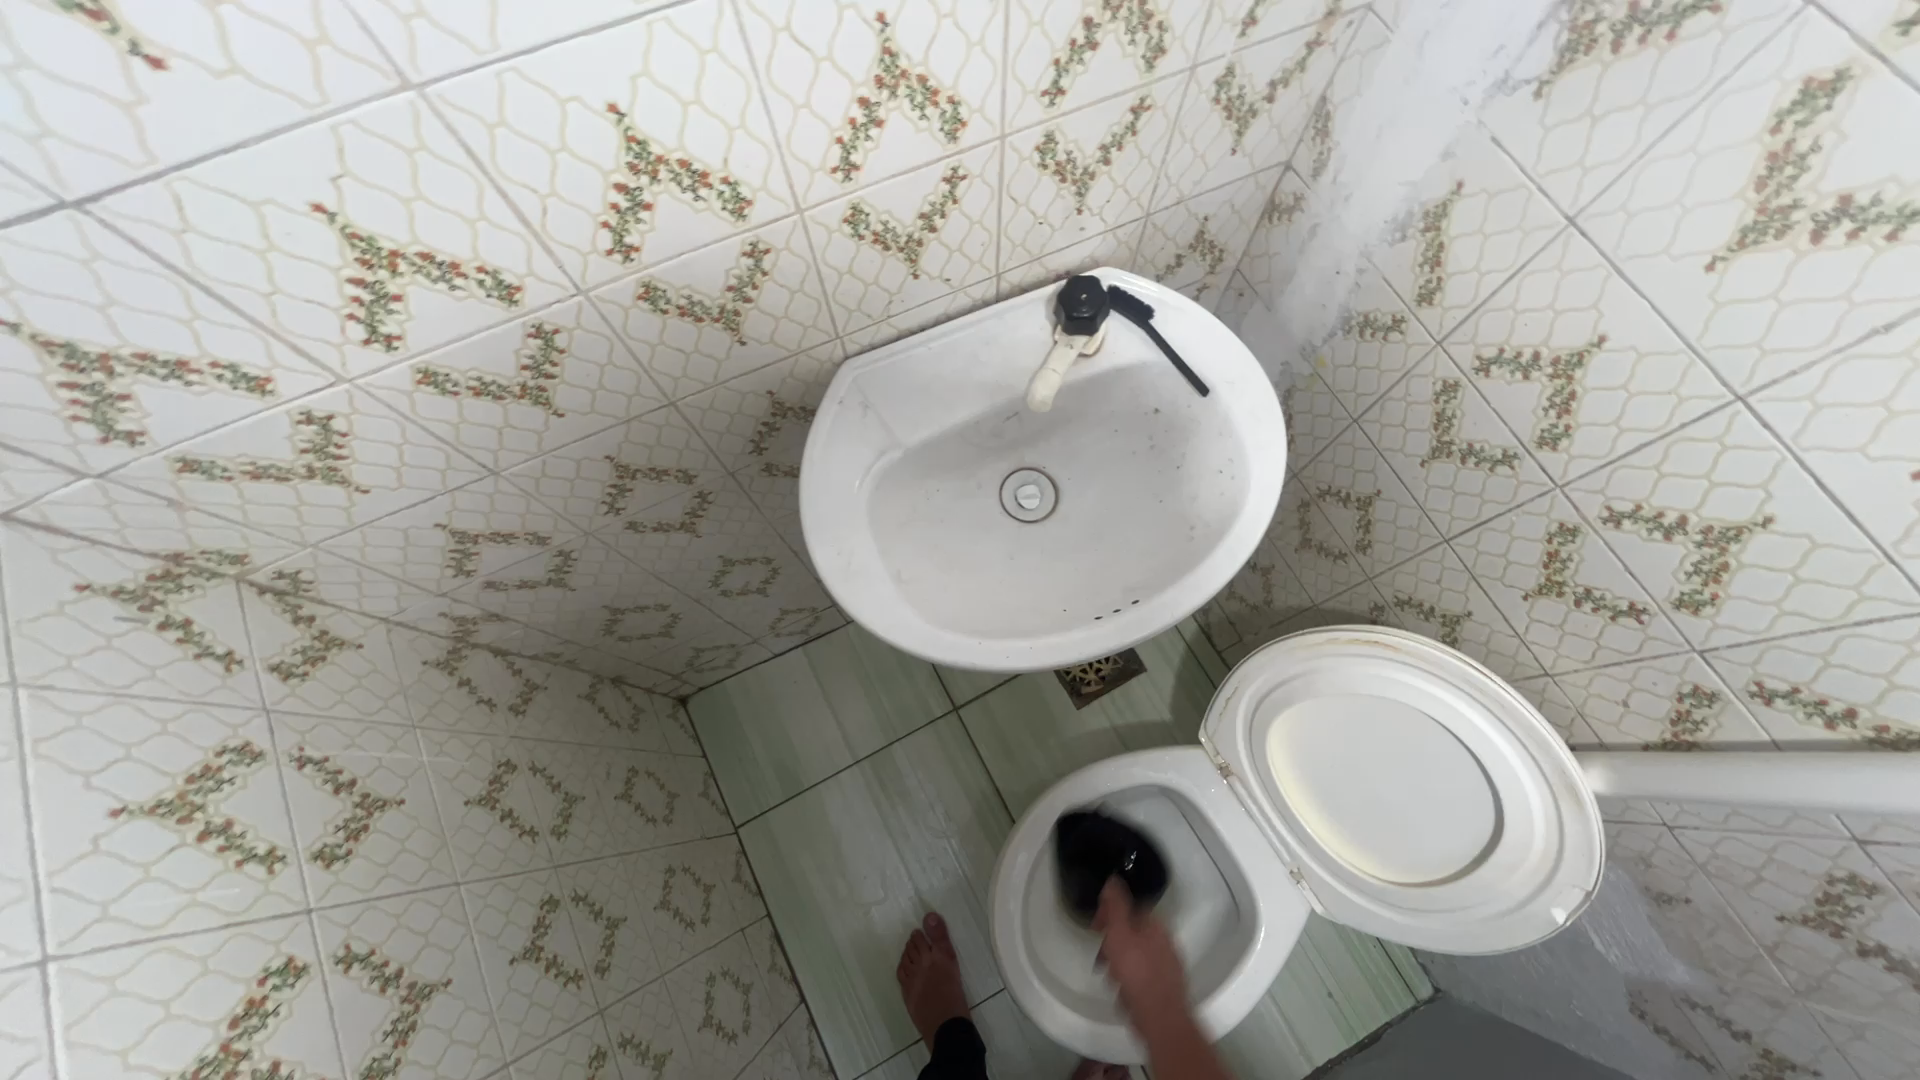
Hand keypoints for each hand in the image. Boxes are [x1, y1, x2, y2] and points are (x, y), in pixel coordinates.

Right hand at [1093, 878, 1190, 1039]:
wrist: (1159, 1018)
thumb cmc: (1137, 973)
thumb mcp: (1118, 932)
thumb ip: (1114, 905)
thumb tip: (1112, 880)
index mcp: (1156, 924)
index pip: (1130, 908)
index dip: (1110, 916)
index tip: (1096, 927)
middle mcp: (1166, 941)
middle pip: (1132, 934)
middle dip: (1114, 944)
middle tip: (1103, 957)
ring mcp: (1168, 966)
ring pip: (1136, 957)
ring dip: (1120, 966)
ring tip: (1113, 979)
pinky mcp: (1166, 988)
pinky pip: (1142, 977)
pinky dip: (1131, 983)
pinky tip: (1125, 994)